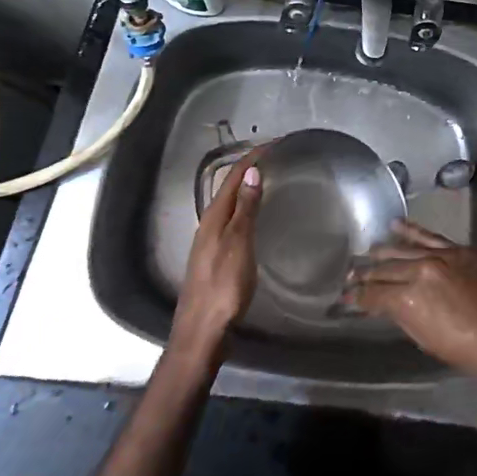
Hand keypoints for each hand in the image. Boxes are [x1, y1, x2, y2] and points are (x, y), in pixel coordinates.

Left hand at [171, 148, 263, 356]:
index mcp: (214, 217)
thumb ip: (245, 210)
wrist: (202, 331)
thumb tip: (251, 172)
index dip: (252, 158)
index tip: (274, 144)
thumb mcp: (238, 245)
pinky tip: (255, 220)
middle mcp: (209, 224)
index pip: (233, 177)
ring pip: (229, 205)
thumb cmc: (223, 287)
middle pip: (229, 188)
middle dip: (249, 170)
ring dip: (246, 189)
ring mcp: (210, 242)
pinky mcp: (215, 258)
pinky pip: (232, 222)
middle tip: (274, 159)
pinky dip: (245, 210)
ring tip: (268, 181)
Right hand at [343, 220, 476, 383]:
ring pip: (401, 250)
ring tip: (367, 253)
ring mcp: (439, 256)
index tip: (345, 298)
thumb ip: (400, 315)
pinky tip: (394, 225)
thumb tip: (385, 304)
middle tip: (350, 276)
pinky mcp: (457, 250)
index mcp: (408, 299)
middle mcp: (419, 272)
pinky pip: (428, 236)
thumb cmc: (464, 351)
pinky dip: (410, 230)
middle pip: (383, 269)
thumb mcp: (424, 339)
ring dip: (381, 252)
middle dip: (364, 275)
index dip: (357, 297)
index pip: (373, 294)